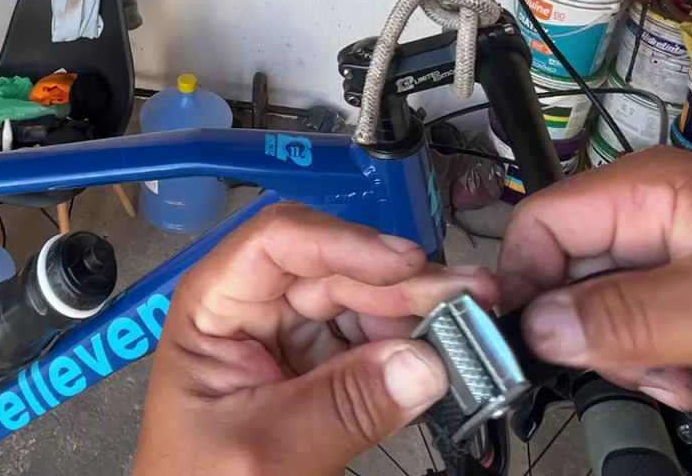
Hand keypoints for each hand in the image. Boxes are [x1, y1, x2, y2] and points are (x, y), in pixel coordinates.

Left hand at [134, 203, 496, 475]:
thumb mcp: (263, 452)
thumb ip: (341, 408)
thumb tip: (424, 364)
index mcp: (216, 301)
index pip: (276, 241)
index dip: (341, 240)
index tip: (405, 261)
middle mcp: (256, 302)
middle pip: (331, 265)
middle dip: (399, 276)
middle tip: (467, 291)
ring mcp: (292, 331)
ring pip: (361, 295)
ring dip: (418, 302)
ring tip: (475, 310)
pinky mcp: (322, 364)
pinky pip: (373, 338)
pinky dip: (413, 339)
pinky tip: (450, 342)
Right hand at [497, 148, 691, 472]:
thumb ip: (633, 314)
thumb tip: (540, 324)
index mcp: (657, 188)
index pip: (545, 219)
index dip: (524, 277)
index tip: (525, 343)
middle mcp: (658, 210)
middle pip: (566, 259)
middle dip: (579, 322)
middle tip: (625, 370)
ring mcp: (681, 251)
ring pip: (598, 296)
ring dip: (615, 346)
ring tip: (670, 380)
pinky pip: (638, 321)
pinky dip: (645, 357)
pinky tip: (684, 379)